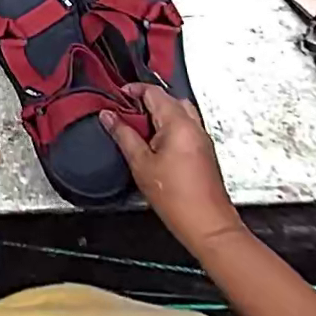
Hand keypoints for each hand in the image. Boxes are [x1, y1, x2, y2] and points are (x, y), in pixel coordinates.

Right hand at [101, 85, 244, 250]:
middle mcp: (194, 128)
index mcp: (179, 125)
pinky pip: (185, 127)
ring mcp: (202, 140)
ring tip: (136, 125)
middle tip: (124, 110)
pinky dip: (167, 125)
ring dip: (158, 113)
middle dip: (146, 100)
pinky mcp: (204, 152)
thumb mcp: (139, 162)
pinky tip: (151, 141)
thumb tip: (108, 116)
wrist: (208, 226)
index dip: (133, 90)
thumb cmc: (176, 197)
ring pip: (179, 112)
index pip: (154, 93)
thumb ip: (122, 134)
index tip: (117, 95)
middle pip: (169, 99)